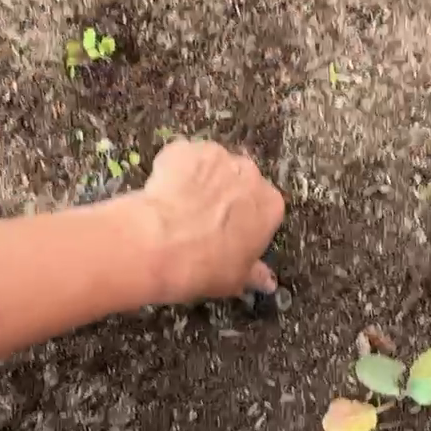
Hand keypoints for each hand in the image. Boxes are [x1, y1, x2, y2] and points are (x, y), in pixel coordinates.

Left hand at [128, 140, 284, 304]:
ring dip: (199, 180)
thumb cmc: (205, 265)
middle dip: (225, 196)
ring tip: (179, 206)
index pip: (264, 208)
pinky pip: (182, 157)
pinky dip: (174, 170)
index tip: (231, 233)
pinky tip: (163, 193)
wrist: (160, 245)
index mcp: (270, 205)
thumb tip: (267, 281)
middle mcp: (250, 174)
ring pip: (210, 166)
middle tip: (203, 220)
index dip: (245, 220)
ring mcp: (217, 156)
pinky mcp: (185, 148)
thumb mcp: (236, 279)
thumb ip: (254, 273)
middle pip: (241, 181)